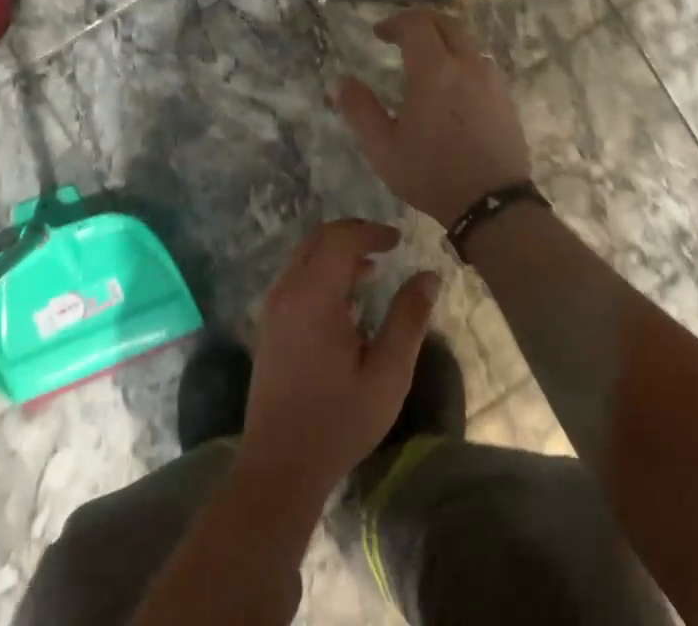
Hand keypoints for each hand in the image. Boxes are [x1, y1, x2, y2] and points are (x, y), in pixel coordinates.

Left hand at [240, 220, 440, 496]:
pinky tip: (348, 305)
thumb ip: (408, 318)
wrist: (280, 466)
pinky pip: (295, 282)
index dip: (371, 231)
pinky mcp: (269, 329)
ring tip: (373, 273)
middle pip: (316, 240)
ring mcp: (272, 311)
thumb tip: (428, 275)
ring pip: (302, 260)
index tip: (400, 240)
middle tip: (387, 247)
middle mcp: (286, 294)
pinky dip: (321, 275)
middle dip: (352, 235)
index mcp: (313, 298)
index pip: (340, 240)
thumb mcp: (388, 373)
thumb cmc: (339, 421)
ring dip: (336, 256)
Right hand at [333, 8, 531, 226]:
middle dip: (421, 23)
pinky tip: (452, 90)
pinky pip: (481, 66)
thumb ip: (360, 110)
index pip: (416, 23)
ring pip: (467, 44)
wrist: (491, 203)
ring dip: (444, 43)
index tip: (379, 33)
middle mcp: (467, 65)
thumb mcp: (383, 148)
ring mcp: (492, 80)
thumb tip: (339, 81)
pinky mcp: (506, 98)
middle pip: (446, 24)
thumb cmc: (431, 174)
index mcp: (434, 71)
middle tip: (401, 37)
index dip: (395, 21)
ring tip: (425, 64)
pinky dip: (462, 63)